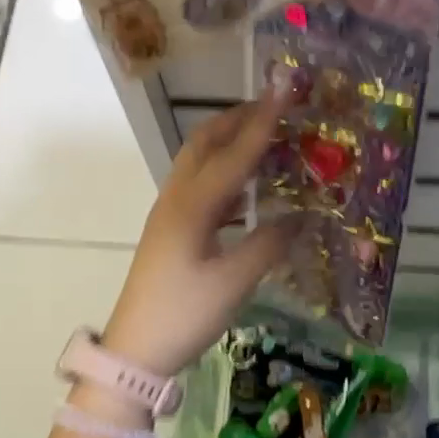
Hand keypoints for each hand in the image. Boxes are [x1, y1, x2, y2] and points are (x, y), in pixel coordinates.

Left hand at [101, 90, 299, 378]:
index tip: (286, 89)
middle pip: (206, 144)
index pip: (234, 153)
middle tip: (275, 107)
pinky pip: (201, 190)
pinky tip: (247, 191)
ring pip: (200, 164)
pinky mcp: (171, 233)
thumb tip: (302, 217)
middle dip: (239, 120)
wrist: (136, 349)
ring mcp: (170, 215)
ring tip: (266, 140)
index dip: (264, 122)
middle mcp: (177, 199)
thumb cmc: (184, 314)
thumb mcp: (234, 282)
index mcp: (192, 206)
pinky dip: (226, 177)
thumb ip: (269, 244)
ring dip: (230, 145)